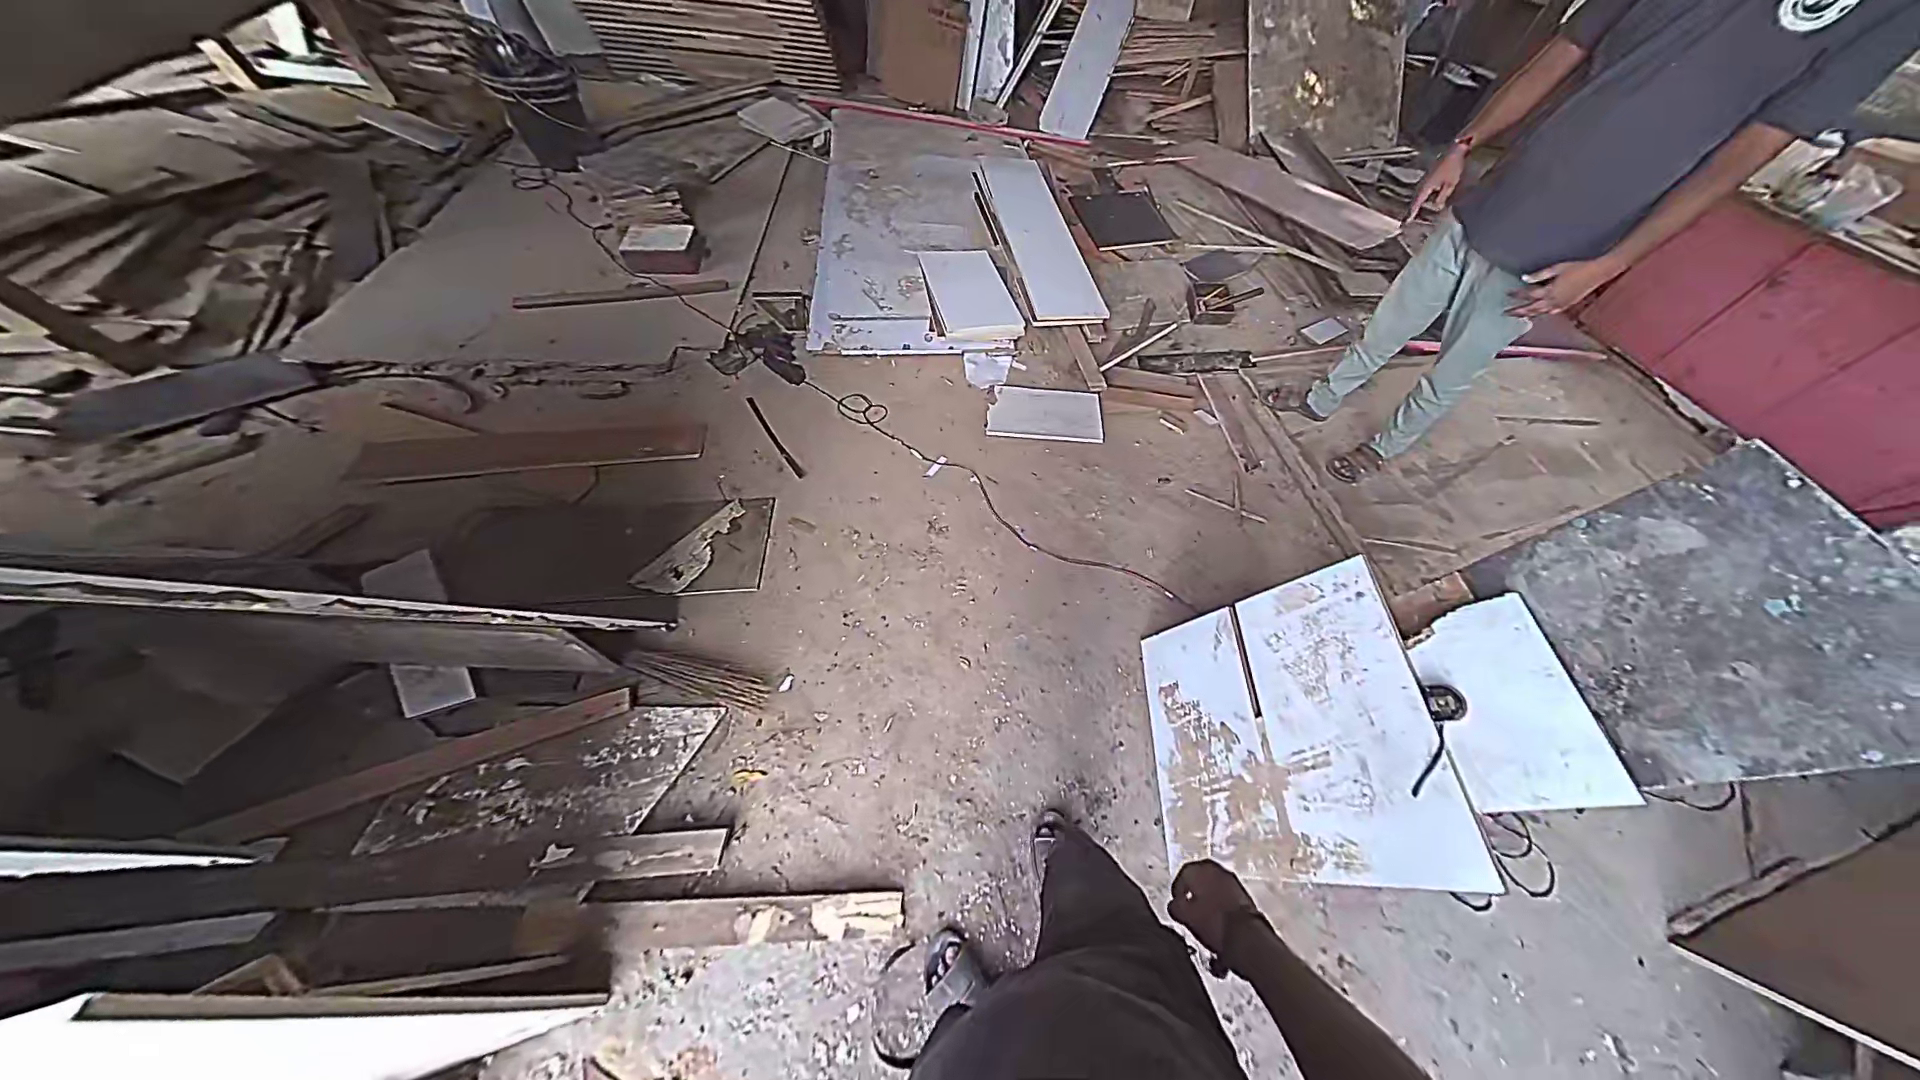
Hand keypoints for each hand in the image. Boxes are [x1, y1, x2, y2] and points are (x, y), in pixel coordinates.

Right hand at [1168, 860, 1263, 956]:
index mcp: (1199, 868)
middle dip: (1194, 892)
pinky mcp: (1246, 896)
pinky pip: (1227, 896)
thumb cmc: (1213, 921)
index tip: (1177, 902)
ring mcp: (1233, 882)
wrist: (1246, 936)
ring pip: (1214, 887)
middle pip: (1199, 879)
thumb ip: (1175, 906)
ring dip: (1208, 898)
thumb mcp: (1185, 915)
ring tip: (1204, 916)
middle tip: (1189, 907)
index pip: (1182, 875)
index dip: (1178, 890)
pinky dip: (1221, 904)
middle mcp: (1217, 870)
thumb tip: (1175, 905)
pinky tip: (1219, 920)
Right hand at [1407, 145, 1467, 220]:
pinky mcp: (1429, 177)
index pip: (1415, 204)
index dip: (1410, 214)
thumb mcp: (1450, 184)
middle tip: (1407, 220)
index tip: (1404, 224)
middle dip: (1411, 210)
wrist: (1456, 150)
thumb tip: (1436, 208)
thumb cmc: (1453, 167)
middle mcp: (1421, 185)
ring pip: (1417, 195)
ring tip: (1414, 212)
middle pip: (1414, 201)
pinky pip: (1422, 191)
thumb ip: (1442, 198)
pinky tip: (1424, 200)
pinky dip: (1421, 197)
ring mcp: (1424, 180)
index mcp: (1424, 188)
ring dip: (1416, 203)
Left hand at [1505, 256, 1626, 316]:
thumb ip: (1540, 275)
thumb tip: (1523, 278)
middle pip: (1530, 308)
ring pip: (1539, 312)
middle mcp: (1553, 300)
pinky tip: (1536, 314)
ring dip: (1526, 314)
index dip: (1516, 294)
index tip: (1507, 293)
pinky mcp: (1567, 305)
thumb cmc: (1579, 267)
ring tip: (1516, 315)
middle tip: (1504, 313)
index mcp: (1550, 290)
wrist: (1600, 271)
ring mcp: (1560, 304)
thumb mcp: (1558, 268)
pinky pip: (1550, 312)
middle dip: (1517, 311)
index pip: (1528, 294)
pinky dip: (1540, 314)